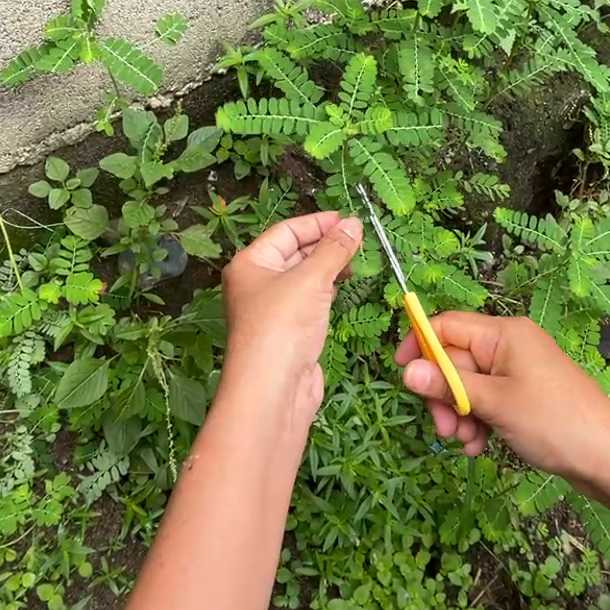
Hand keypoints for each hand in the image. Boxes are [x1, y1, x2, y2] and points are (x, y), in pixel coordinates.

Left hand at [220, 212, 362, 426]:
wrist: (273, 391)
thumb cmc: (282, 326)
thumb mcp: (311, 279)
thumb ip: (334, 249)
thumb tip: (353, 223)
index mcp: (251, 263)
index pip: (286, 231)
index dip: (317, 223)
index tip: (347, 219)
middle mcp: (257, 283)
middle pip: (295, 252)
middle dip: (325, 244)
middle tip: (358, 238)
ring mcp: (273, 309)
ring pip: (304, 278)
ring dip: (329, 267)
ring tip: (357, 259)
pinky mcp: (289, 331)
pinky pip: (310, 301)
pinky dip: (327, 290)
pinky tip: (343, 286)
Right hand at [395, 312, 609, 489]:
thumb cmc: (554, 421)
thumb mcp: (495, 403)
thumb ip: (448, 386)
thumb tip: (405, 371)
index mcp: (503, 333)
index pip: (447, 325)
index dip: (420, 344)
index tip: (401, 373)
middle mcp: (509, 344)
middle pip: (455, 358)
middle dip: (442, 392)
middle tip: (441, 428)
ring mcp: (518, 371)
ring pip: (469, 383)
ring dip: (459, 412)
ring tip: (463, 443)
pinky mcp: (525, 395)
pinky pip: (487, 399)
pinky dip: (478, 420)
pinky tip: (479, 447)